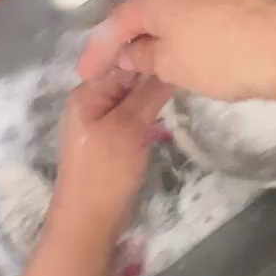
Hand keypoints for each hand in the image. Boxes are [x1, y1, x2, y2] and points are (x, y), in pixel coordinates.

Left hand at [49, 69, 172, 229]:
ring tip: (185, 88)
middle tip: (188, 71)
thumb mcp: (129, 128)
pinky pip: (134, 118)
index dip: (150, 56)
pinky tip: (169, 115)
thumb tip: (169, 63)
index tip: (181, 52)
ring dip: (155, 97)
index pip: (123, 61)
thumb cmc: (105, 173)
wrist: (89, 223)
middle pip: (128, 79)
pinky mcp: (113, 141)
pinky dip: (151, 116)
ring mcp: (101, 123)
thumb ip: (148, 94)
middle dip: (155, 76)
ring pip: (134, 99)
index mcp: (87, 93)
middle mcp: (91, 103)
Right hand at [77, 0, 275, 102]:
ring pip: (169, 3)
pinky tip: (184, 40)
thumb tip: (131, 51)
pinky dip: (183, 21)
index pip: (113, 24)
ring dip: (158, 28)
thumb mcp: (171, 66)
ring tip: (152, 55)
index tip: (87, 73)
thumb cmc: (221, 59)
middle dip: (129, 36)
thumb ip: (142, 56)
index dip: (98, 52)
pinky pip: (193, 2)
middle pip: (141, 7)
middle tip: (119, 65)